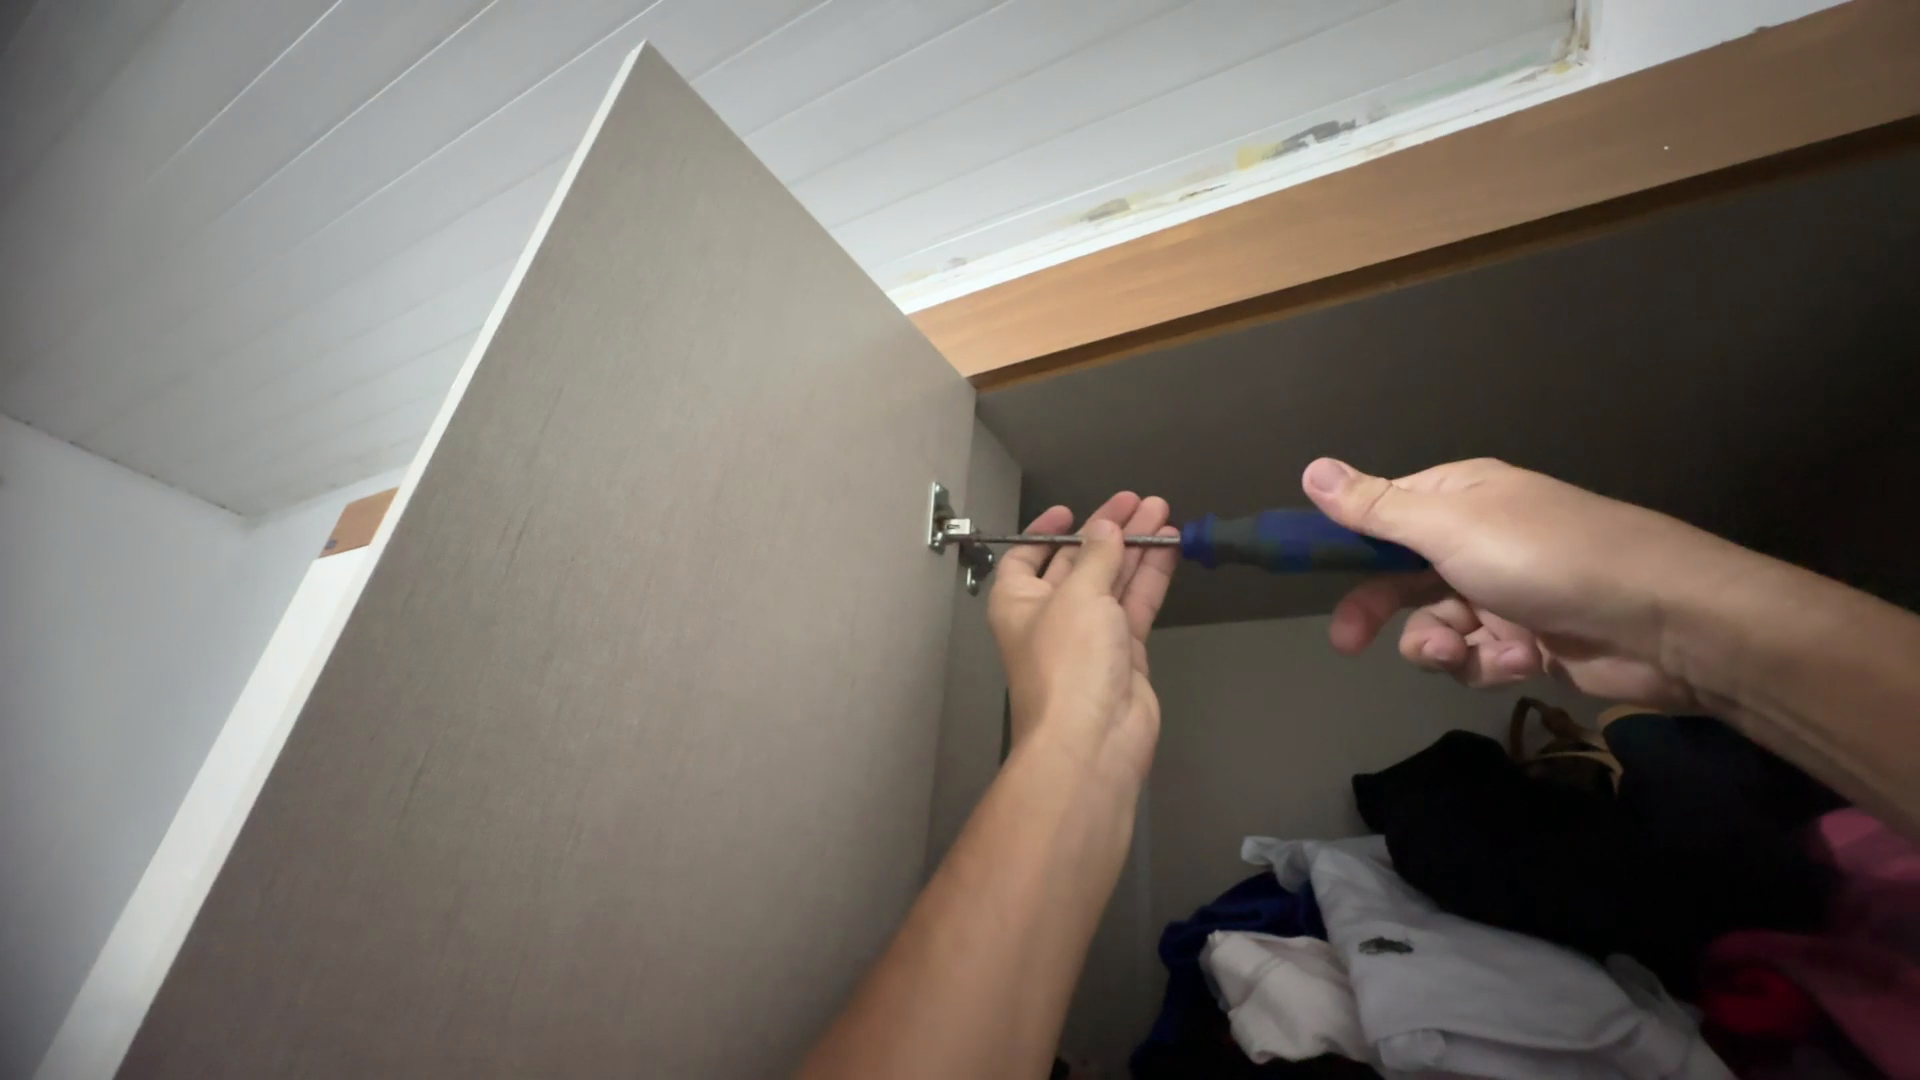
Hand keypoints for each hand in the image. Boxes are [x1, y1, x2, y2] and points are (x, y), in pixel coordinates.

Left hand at [987, 493, 1178, 784]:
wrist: (1094, 740)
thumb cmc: (1067, 663)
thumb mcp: (1078, 596)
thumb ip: (1096, 556)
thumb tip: (1105, 527)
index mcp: (1018, 602)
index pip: (1025, 557)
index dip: (1046, 532)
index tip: (1070, 511)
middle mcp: (1050, 616)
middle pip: (1077, 563)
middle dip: (1106, 531)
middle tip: (1137, 502)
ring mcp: (1088, 635)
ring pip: (1112, 581)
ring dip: (1135, 548)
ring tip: (1161, 513)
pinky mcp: (1123, 653)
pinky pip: (1135, 605)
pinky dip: (1150, 577)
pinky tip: (1169, 549)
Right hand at [1300, 457, 1770, 709]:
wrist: (1670, 624)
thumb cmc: (1546, 558)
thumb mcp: (1446, 528)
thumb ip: (1373, 507)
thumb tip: (1310, 468)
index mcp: (1457, 498)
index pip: (1381, 514)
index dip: (1346, 543)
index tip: (1315, 570)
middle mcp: (1477, 539)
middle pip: (1399, 576)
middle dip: (1378, 610)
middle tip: (1347, 643)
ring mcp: (1503, 589)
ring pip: (1434, 623)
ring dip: (1442, 644)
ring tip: (1467, 652)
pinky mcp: (1528, 637)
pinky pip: (1476, 653)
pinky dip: (1487, 661)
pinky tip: (1519, 659)